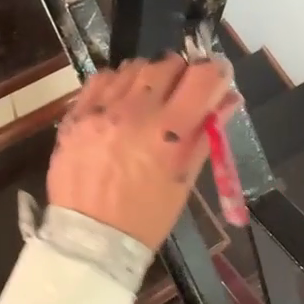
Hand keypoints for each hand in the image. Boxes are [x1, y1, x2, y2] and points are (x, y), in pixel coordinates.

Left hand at [47, 55, 237, 250]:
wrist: (91, 239)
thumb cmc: (146, 216)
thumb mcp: (185, 179)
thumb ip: (206, 134)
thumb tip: (228, 99)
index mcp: (169, 133)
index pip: (203, 77)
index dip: (216, 72)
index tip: (216, 77)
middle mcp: (136, 112)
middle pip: (168, 64)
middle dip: (181, 74)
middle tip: (181, 93)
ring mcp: (102, 110)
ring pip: (135, 67)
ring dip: (149, 77)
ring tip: (149, 98)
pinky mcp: (76, 114)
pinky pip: (102, 79)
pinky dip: (117, 83)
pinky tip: (120, 101)